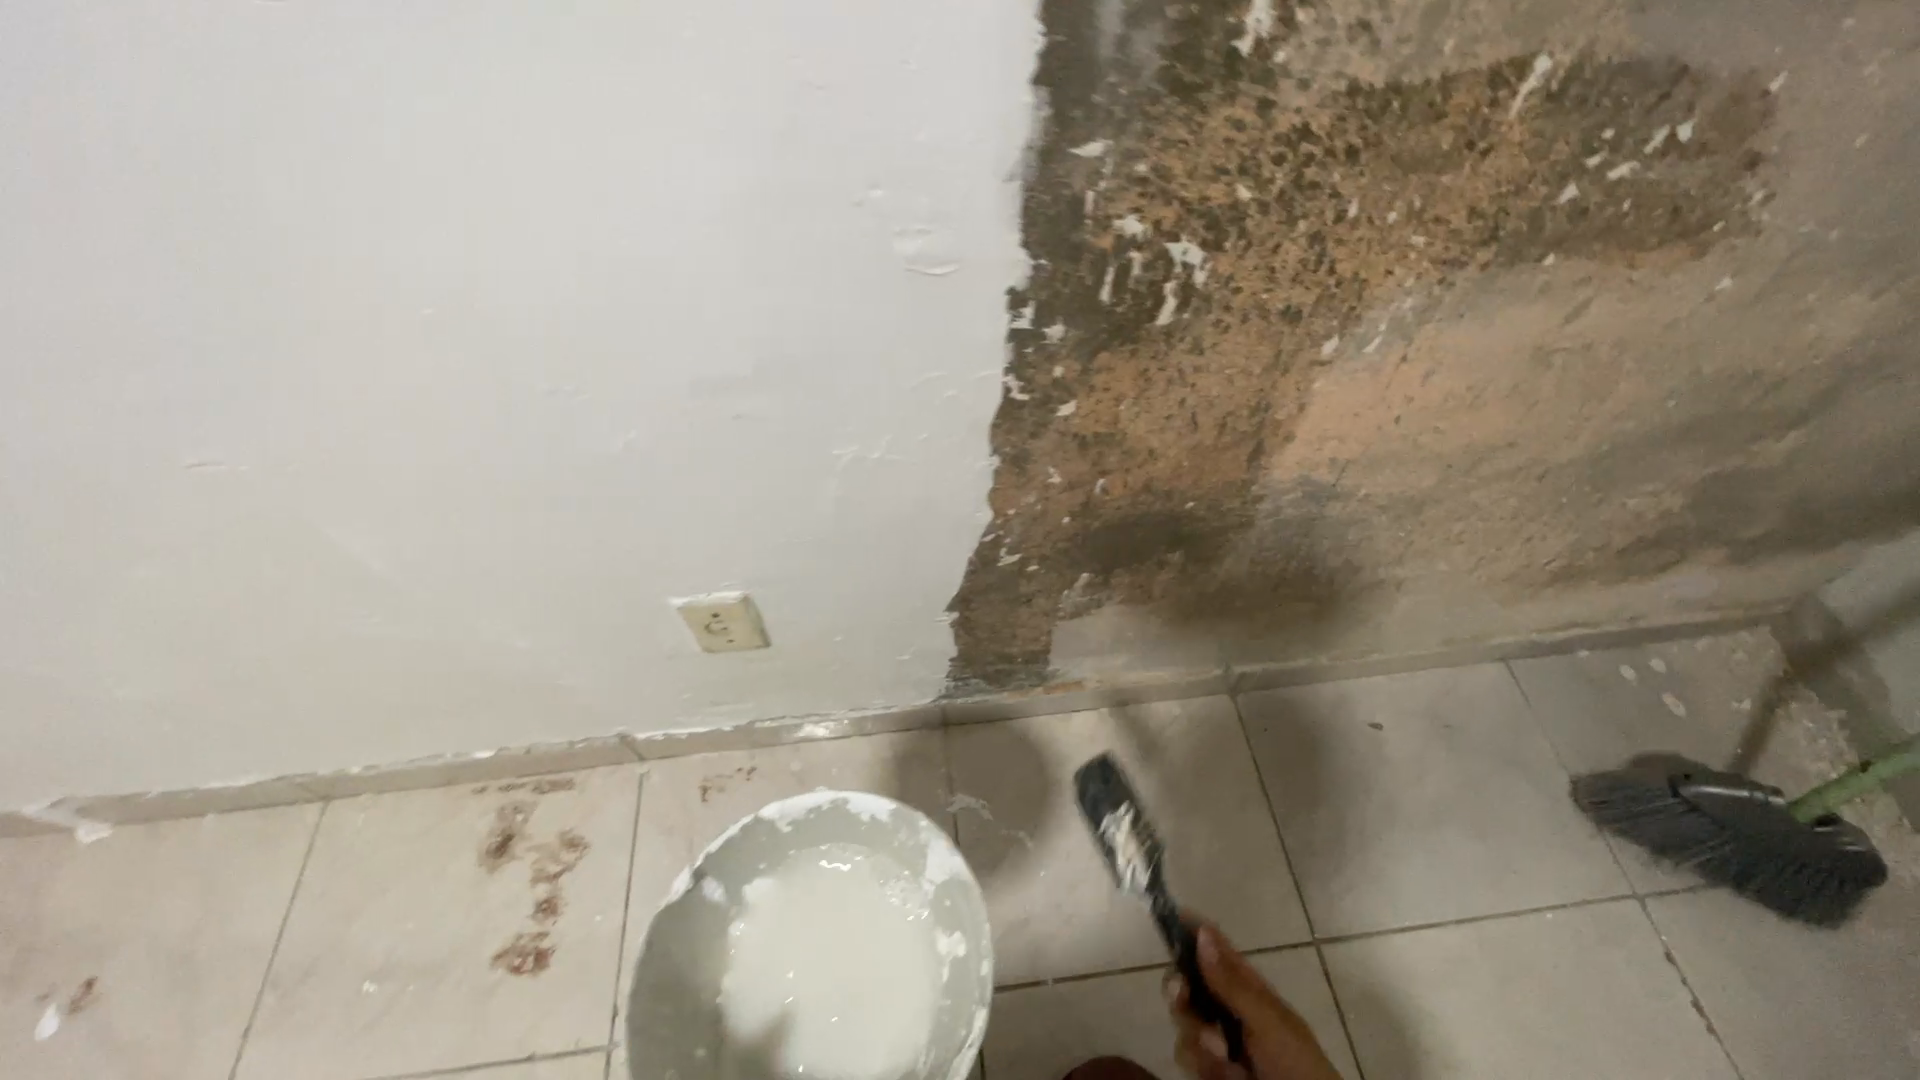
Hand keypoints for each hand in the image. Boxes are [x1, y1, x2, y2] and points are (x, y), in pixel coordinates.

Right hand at [1165, 923, 1344, 1079]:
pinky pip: (1185, 1054)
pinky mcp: (1209, 1068)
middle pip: (1186, 983)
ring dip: (1198, 1037)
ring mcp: (1217, 1039)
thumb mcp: (1268, 1022)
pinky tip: (1225, 1074)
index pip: (1216, 950)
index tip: (1172, 916)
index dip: (1194, 931)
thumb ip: (1232, 984)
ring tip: (1225, 1057)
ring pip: (1182, 1020)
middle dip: (1180, 990)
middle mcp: (1228, 1008)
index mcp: (1248, 989)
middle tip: (1181, 996)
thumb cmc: (1297, 1064)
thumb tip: (1202, 933)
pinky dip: (1202, 1064)